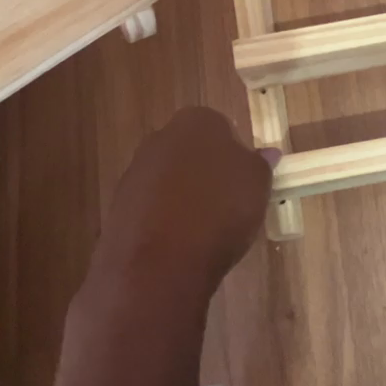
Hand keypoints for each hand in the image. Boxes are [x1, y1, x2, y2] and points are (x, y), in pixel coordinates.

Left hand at [88, 107, 278, 299]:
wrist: (159, 263)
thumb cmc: (220, 211)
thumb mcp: (258, 185)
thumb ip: (260, 164)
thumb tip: (266, 153)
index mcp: (197, 122)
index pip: (222, 128)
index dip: (236, 155)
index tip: (245, 182)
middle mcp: (161, 138)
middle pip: (192, 151)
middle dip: (208, 172)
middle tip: (228, 202)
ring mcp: (135, 172)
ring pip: (171, 178)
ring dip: (186, 196)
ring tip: (206, 229)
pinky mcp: (119, 206)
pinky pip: (152, 206)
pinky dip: (166, 219)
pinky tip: (180, 242)